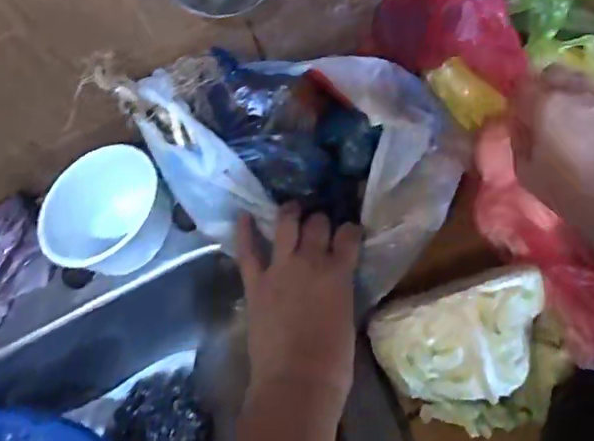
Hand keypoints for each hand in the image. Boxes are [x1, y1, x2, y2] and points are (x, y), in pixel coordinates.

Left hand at [235, 204, 362, 409]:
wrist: (296, 383)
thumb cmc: (332, 360)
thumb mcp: (347, 314)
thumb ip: (341, 288)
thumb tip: (337, 281)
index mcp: (339, 270)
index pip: (349, 234)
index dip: (350, 230)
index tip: (349, 233)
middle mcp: (311, 260)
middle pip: (317, 223)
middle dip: (320, 221)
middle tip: (318, 226)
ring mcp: (281, 268)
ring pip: (285, 225)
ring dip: (289, 213)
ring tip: (290, 209)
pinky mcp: (256, 283)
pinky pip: (247, 252)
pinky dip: (244, 232)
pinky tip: (243, 216)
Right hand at [510, 66, 593, 220]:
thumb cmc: (566, 189)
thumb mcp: (526, 171)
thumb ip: (518, 139)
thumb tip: (519, 123)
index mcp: (544, 103)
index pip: (522, 85)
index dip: (518, 98)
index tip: (519, 114)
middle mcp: (570, 91)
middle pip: (552, 72)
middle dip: (544, 85)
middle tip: (543, 108)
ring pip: (577, 78)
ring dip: (568, 89)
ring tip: (569, 111)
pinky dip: (588, 102)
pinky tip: (590, 123)